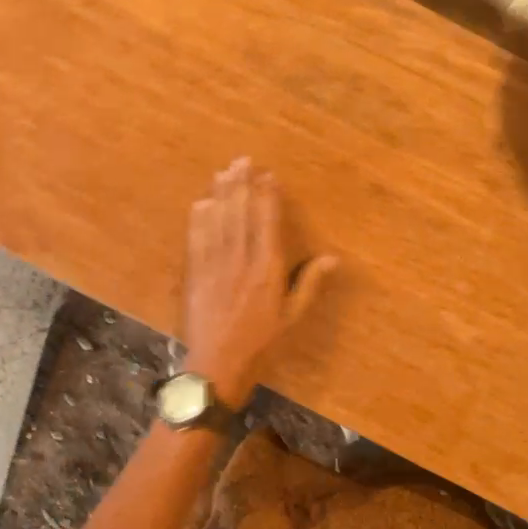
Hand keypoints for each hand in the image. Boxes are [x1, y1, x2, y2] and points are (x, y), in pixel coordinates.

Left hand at [182, 157, 335, 407]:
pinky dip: (199, 219)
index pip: (267, 223)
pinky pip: (196, 239)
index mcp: (268, 270)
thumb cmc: (261, 346)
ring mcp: (214, 266)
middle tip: (241, 160)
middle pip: (240, 214)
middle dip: (241, 185)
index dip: (267, 196)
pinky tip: (202, 203)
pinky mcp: (194, 275)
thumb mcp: (292, 318)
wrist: (217, 368)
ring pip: (218, 221)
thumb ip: (309, 284)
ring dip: (220, 194)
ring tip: (224, 171)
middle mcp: (241, 261)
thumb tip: (333, 258)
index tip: (267, 175)